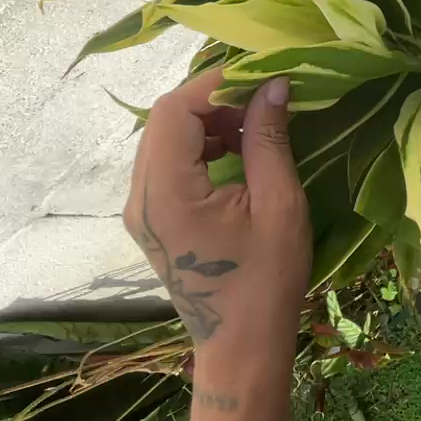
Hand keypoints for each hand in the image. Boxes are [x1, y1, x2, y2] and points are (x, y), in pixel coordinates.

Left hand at [123, 70, 310, 381]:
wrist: (242, 344)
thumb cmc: (267, 279)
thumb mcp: (280, 204)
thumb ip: (269, 140)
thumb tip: (274, 85)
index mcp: (167, 195)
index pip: (175, 112)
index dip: (216, 83)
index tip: (262, 75)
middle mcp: (141, 197)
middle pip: (165, 119)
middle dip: (215, 98)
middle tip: (264, 99)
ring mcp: (142, 208)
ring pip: (166, 136)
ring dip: (210, 119)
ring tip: (257, 124)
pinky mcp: (153, 216)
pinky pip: (170, 160)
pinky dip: (203, 142)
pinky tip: (239, 149)